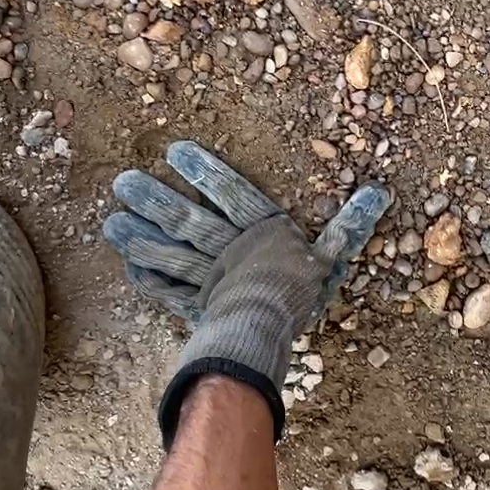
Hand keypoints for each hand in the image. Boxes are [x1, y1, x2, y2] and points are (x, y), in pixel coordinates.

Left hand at [103, 141, 391, 445]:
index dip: (205, 172)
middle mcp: (229, 249)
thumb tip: (379, 193)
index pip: (231, 194)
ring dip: (141, 238)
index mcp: (260, 231)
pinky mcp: (200, 306)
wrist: (269, 338)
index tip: (174, 151)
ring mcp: (209, 279)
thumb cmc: (302, 293)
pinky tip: (128, 266)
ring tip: (110, 222)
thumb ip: (349, 225)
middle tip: (123, 184)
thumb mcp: (332, 256)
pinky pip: (169, 291)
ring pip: (171, 253)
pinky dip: (150, 280)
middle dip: (155, 202)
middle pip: (188, 221)